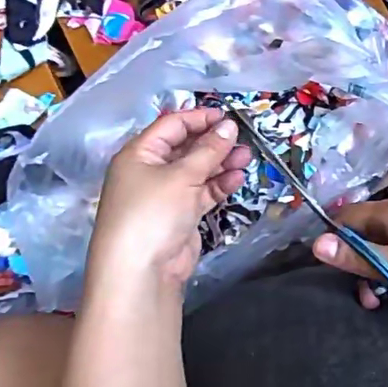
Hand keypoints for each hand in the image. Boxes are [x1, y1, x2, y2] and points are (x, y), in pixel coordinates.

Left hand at [88, 108, 251, 291]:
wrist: (142, 270)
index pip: (171, 125)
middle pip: (186, 147)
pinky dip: (219, 184)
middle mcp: (150, 170)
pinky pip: (202, 191)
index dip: (199, 118)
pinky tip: (237, 179)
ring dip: (222, 162)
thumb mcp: (183, 175)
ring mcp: (166, 193)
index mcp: (140, 154)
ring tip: (247, 157)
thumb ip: (209, 149)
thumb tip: (229, 126)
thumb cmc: (153, 212)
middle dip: (215, 142)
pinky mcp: (180, 213)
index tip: (228, 116)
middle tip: (243, 138)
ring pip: (198, 169)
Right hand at [310, 198, 387, 311]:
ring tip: (378, 301)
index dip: (334, 241)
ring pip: (380, 248)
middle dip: (357, 264)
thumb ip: (355, 257)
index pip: (348, 216)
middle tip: (364, 296)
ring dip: (374, 274)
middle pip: (363, 234)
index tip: (329, 271)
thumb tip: (314, 243)